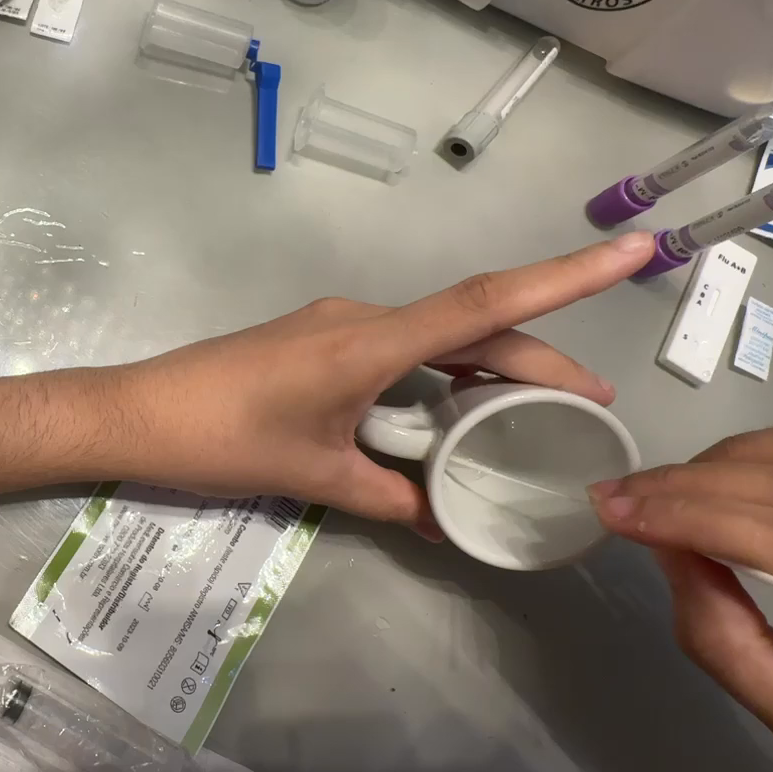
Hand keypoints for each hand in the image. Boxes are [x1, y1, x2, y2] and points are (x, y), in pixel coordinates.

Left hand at [108, 231, 654, 536]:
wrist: (140, 414)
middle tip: (586, 410)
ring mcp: (331, 329)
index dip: (563, 278)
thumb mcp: (314, 476)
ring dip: (480, 371)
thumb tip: (441, 520)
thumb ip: (388, 497)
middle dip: (532, 362)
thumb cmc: (222, 439)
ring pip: (430, 340)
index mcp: (368, 342)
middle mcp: (358, 321)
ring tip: (527, 418)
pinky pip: (391, 353)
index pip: (482, 303)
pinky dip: (430, 379)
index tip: (632, 251)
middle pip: (466, 327)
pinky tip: (442, 419)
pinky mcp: (311, 344)